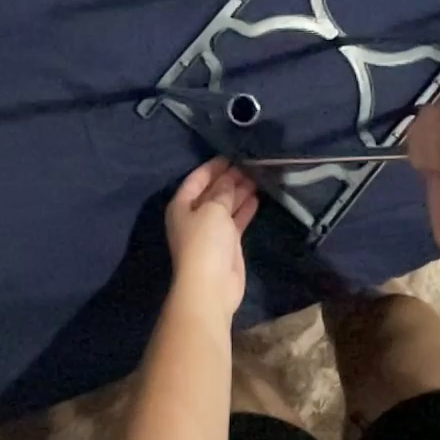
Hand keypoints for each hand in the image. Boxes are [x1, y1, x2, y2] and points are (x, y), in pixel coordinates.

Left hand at [165, 157, 258, 320]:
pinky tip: (257, 196)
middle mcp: (194, 215)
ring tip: (258, 176)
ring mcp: (211, 230)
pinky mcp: (227, 243)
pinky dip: (245, 208)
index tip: (231, 154)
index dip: (213, 166)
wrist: (210, 285)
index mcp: (182, 205)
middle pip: (213, 191)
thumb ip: (223, 191)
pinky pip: (236, 220)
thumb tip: (230, 178)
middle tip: (250, 164)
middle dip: (229, 178)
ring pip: (226, 205)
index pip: (196, 179)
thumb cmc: (205, 241)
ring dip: (239, 192)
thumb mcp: (213, 208)